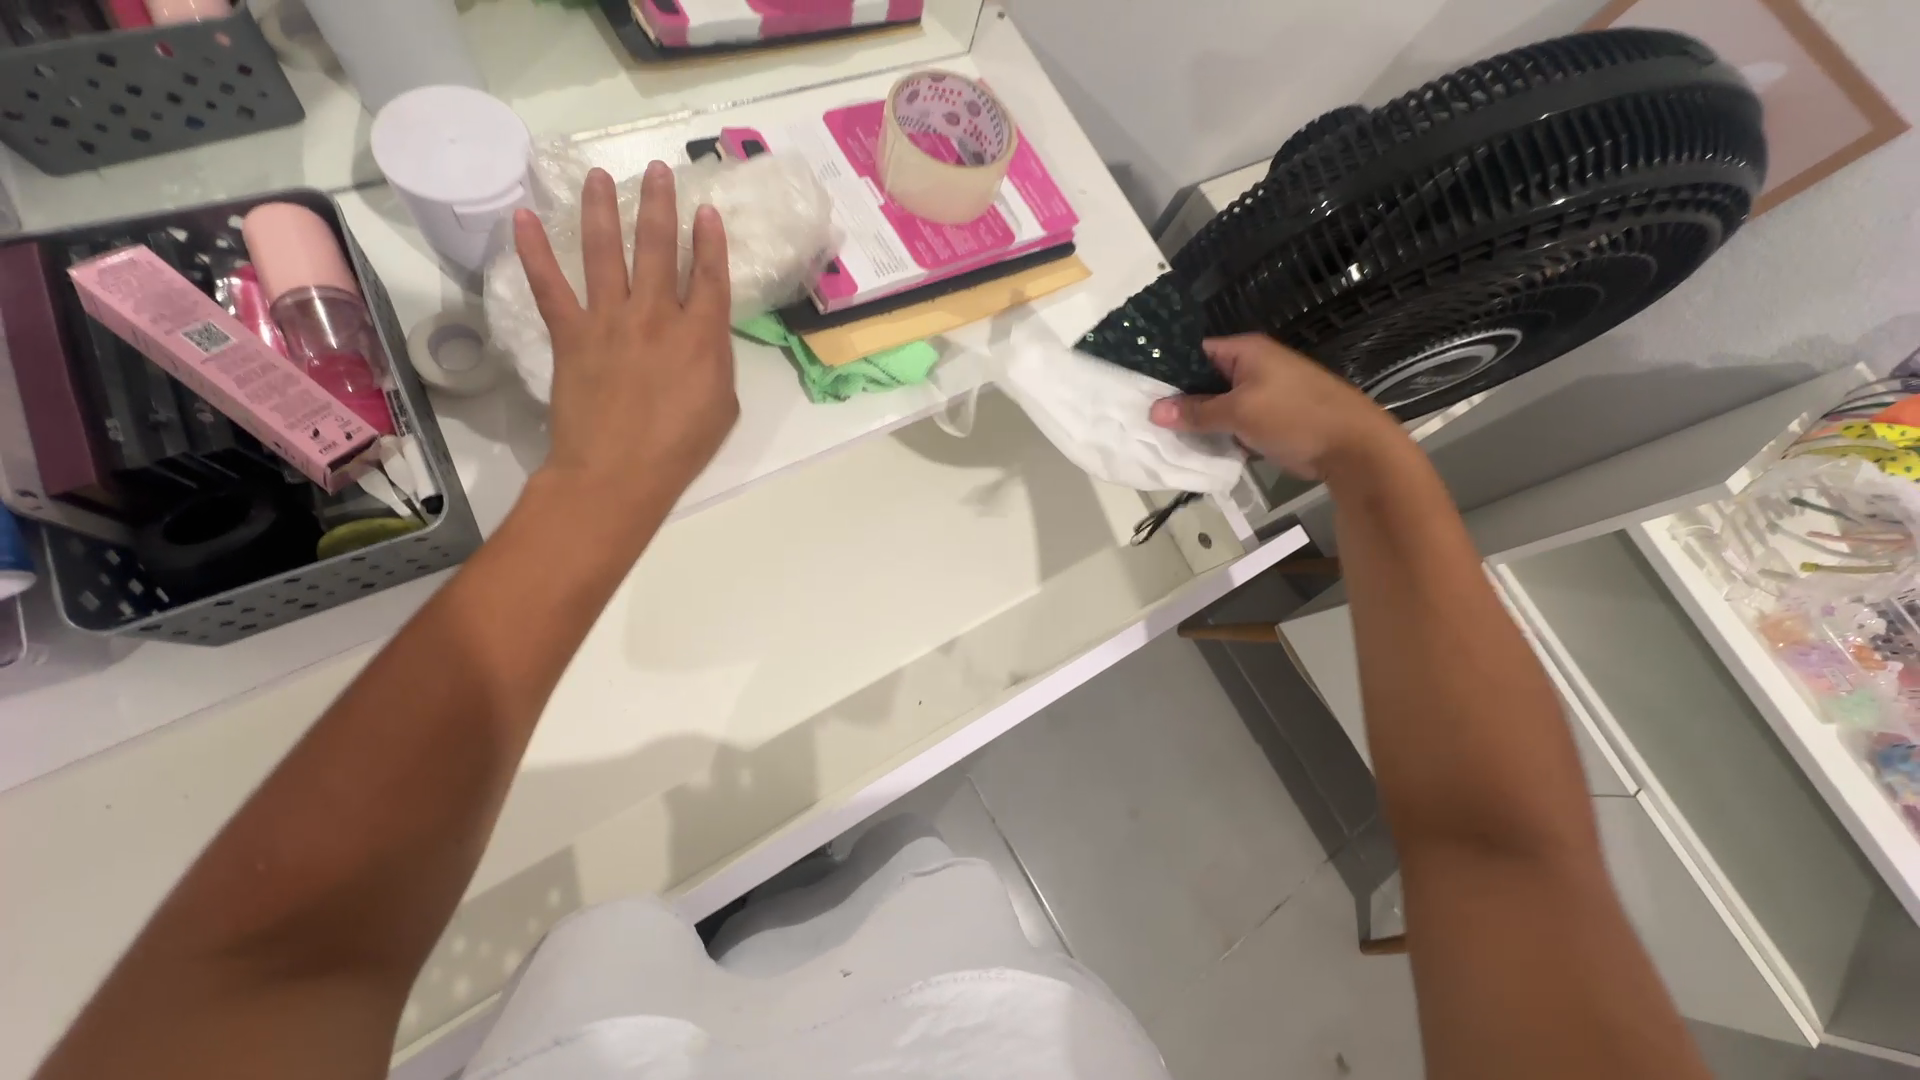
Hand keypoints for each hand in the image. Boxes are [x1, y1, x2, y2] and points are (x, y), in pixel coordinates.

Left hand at [513, 162, 737, 510]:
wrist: (618, 473)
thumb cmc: (680, 448)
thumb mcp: (722, 407)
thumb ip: (715, 363)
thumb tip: (702, 339)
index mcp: (701, 337)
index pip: (708, 276)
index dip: (710, 241)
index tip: (706, 212)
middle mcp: (656, 316)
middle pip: (658, 250)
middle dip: (660, 207)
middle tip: (658, 172)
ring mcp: (609, 321)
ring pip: (606, 254)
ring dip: (603, 211)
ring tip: (599, 177)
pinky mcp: (570, 335)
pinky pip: (549, 287)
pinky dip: (533, 252)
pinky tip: (522, 218)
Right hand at [1148, 334, 1403, 480]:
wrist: (1351, 447)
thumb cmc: (1295, 417)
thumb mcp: (1239, 412)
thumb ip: (1196, 411)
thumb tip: (1154, 411)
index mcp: (1246, 351)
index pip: (1195, 351)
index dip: (1168, 369)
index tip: (1140, 389)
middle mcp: (1252, 367)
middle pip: (1204, 381)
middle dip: (1178, 400)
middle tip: (1145, 418)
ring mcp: (1261, 395)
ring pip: (1217, 406)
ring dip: (1197, 422)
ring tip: (1161, 436)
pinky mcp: (1267, 421)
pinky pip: (1232, 425)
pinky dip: (1216, 436)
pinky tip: (1192, 449)